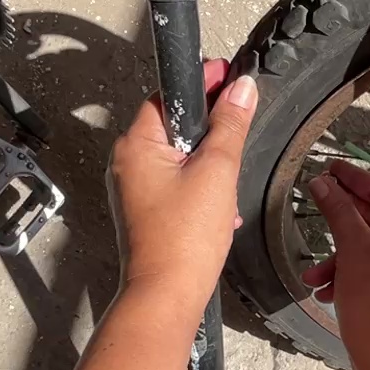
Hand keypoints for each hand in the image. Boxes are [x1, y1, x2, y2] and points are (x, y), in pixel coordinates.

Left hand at [108, 59, 257, 318]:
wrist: (168, 293)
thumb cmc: (186, 235)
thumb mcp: (218, 170)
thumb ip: (230, 125)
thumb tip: (241, 88)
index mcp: (137, 145)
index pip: (168, 97)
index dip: (201, 85)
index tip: (228, 75)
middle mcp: (128, 164)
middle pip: (175, 128)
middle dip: (210, 131)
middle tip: (239, 129)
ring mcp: (135, 190)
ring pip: (179, 159)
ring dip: (209, 165)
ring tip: (230, 181)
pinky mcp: (147, 213)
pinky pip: (177, 185)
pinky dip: (201, 188)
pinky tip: (222, 208)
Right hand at [301, 160, 369, 358]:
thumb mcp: (350, 245)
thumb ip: (337, 208)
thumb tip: (322, 182)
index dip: (350, 177)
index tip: (329, 167)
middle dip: (338, 221)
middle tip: (315, 201)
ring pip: (367, 245)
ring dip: (337, 257)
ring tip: (313, 276)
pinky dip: (348, 272)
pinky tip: (326, 289)